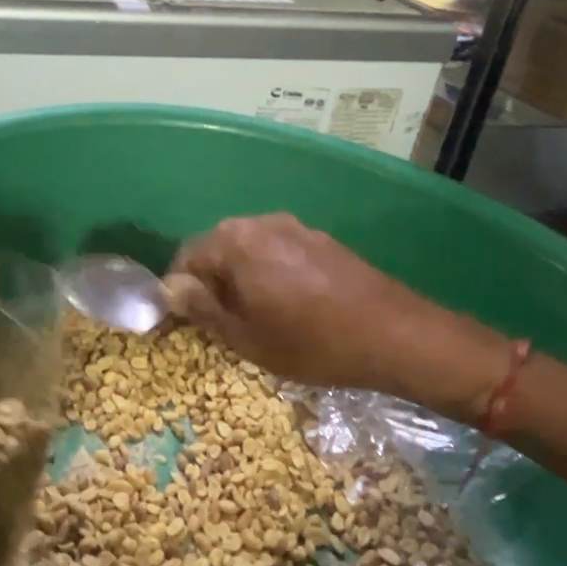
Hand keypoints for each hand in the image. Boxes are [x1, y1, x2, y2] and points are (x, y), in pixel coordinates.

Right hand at [164, 214, 510, 421]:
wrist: (395, 335)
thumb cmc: (311, 342)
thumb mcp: (246, 337)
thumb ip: (202, 308)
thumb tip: (171, 288)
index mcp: (234, 242)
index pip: (185, 258)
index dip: (179, 291)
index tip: (183, 323)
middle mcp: (259, 223)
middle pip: (216, 248)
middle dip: (209, 282)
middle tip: (218, 324)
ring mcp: (293, 227)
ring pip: (248, 250)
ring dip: (240, 278)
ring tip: (253, 318)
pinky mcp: (319, 240)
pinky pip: (276, 252)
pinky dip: (268, 273)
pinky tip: (287, 306)